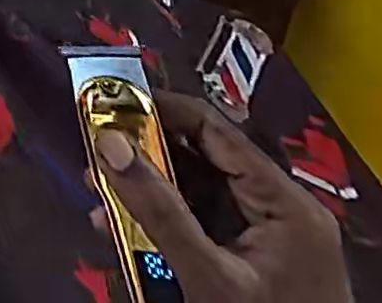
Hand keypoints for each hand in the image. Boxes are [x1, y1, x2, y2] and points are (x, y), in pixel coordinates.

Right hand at [95, 91, 351, 302]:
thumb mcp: (209, 279)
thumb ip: (159, 210)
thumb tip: (108, 141)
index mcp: (285, 202)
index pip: (211, 126)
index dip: (158, 107)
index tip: (106, 102)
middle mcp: (279, 207)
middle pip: (199, 154)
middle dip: (142, 150)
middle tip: (95, 147)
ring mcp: (266, 233)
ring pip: (192, 185)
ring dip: (144, 185)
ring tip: (97, 187)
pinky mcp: (250, 256)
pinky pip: (196, 217)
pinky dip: (158, 215)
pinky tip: (119, 223)